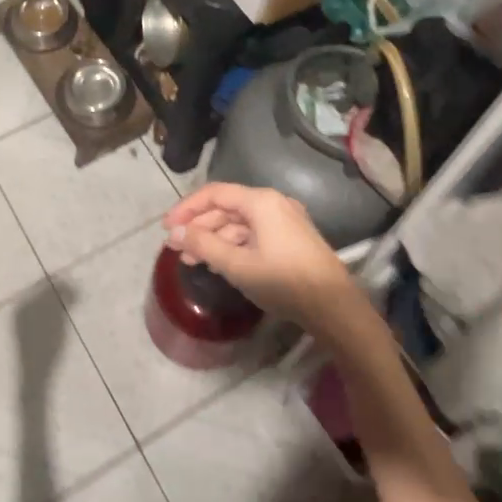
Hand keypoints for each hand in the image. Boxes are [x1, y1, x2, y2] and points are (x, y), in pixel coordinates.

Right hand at [163, 184, 359, 330]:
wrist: (335, 307)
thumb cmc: (284, 281)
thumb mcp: (237, 265)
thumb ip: (204, 245)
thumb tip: (176, 233)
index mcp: (261, 201)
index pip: (214, 194)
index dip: (187, 209)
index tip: (167, 228)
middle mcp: (273, 203)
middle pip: (226, 208)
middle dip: (199, 227)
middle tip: (177, 249)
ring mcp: (285, 221)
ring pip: (239, 223)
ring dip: (214, 239)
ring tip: (193, 261)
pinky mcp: (291, 239)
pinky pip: (253, 234)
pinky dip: (233, 246)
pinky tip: (219, 265)